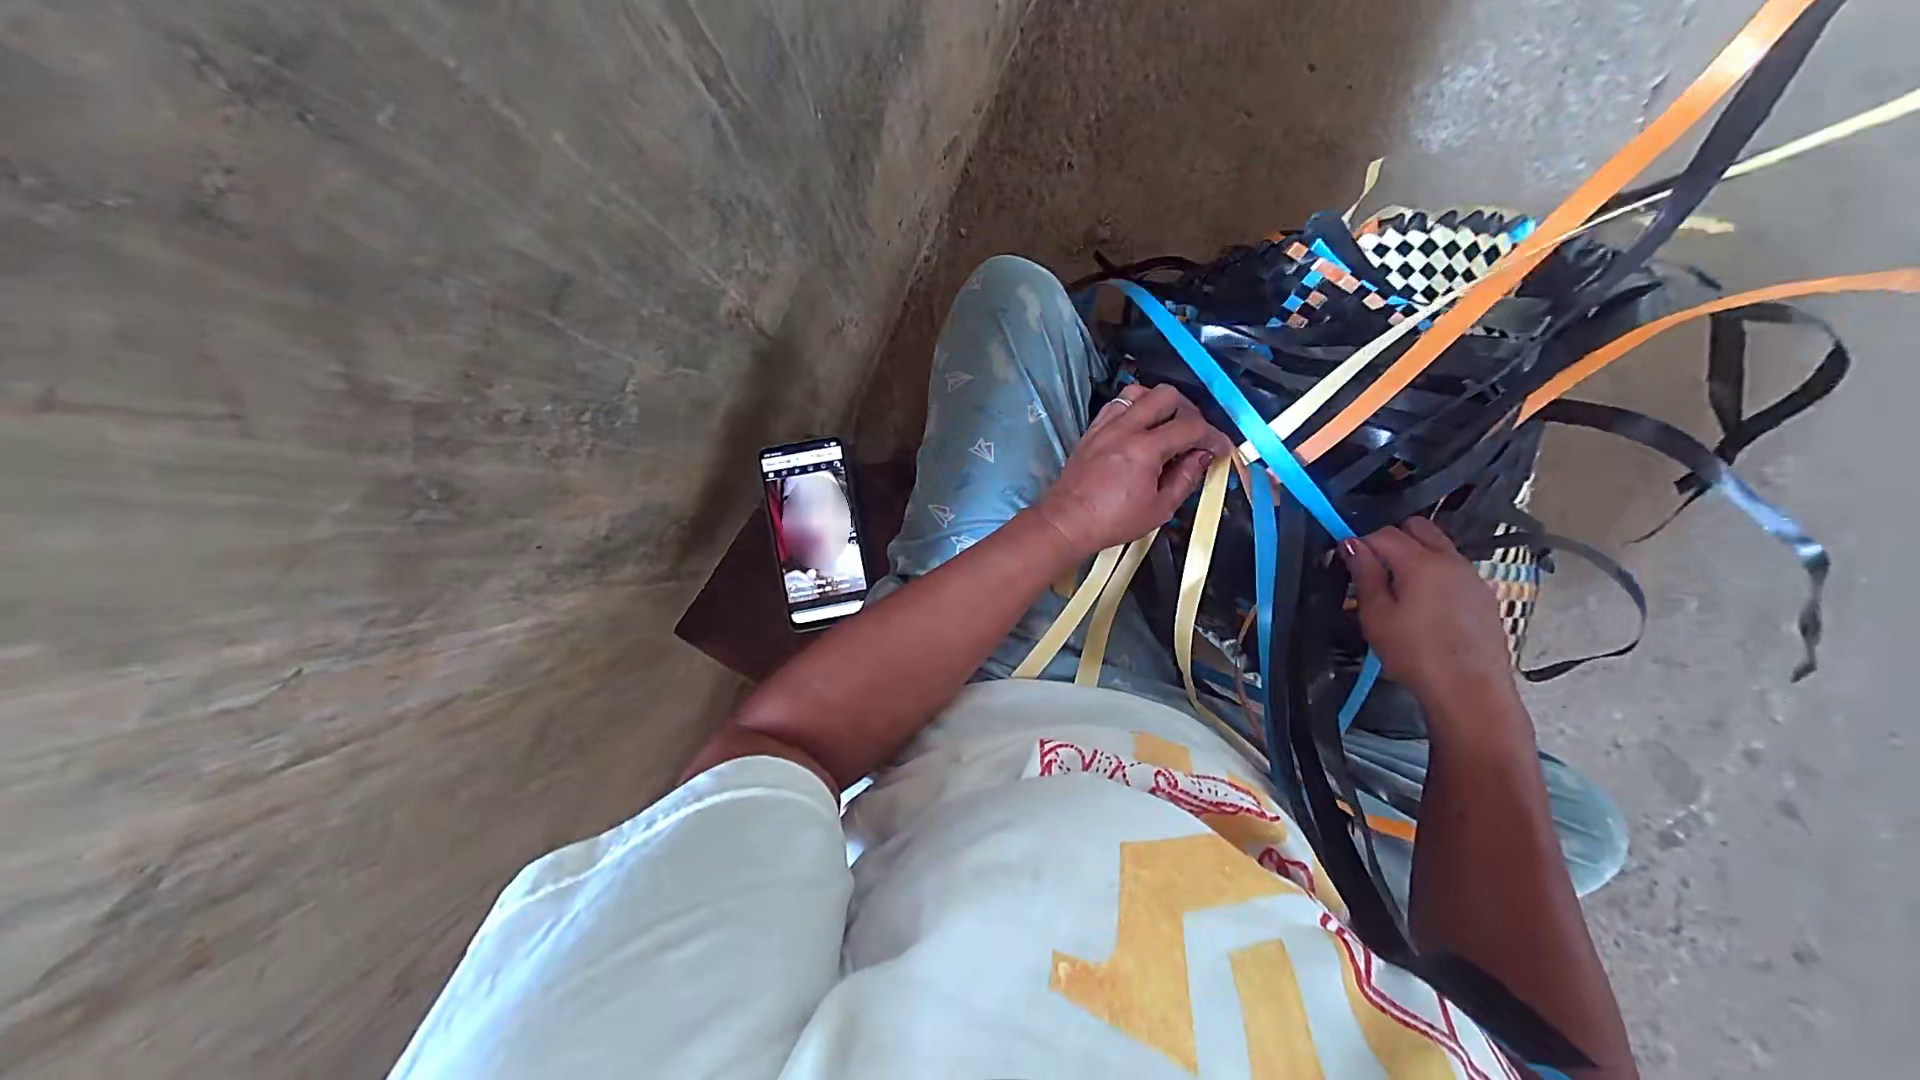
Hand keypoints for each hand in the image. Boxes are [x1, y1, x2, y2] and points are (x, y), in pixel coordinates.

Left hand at [1032, 383, 1236, 557]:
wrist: (1067, 522)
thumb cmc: (1112, 521)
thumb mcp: (1159, 509)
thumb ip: (1186, 479)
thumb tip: (1202, 458)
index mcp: (1145, 448)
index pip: (1191, 427)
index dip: (1213, 437)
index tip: (1220, 449)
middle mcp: (1125, 428)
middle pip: (1167, 396)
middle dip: (1189, 411)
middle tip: (1193, 436)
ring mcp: (1106, 426)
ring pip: (1139, 392)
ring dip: (1158, 403)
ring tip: (1166, 426)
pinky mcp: (1092, 430)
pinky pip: (1116, 404)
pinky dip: (1133, 408)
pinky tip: (1139, 428)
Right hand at [1338, 518, 1522, 722]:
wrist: (1470, 690)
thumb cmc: (1415, 653)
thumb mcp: (1377, 614)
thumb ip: (1364, 574)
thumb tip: (1352, 545)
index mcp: (1421, 562)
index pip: (1383, 533)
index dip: (1359, 540)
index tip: (1345, 557)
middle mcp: (1451, 560)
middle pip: (1417, 527)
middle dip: (1390, 537)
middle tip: (1370, 565)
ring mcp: (1471, 576)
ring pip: (1438, 545)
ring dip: (1413, 553)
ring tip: (1395, 586)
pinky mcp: (1482, 596)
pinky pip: (1452, 567)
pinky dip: (1433, 571)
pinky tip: (1422, 603)